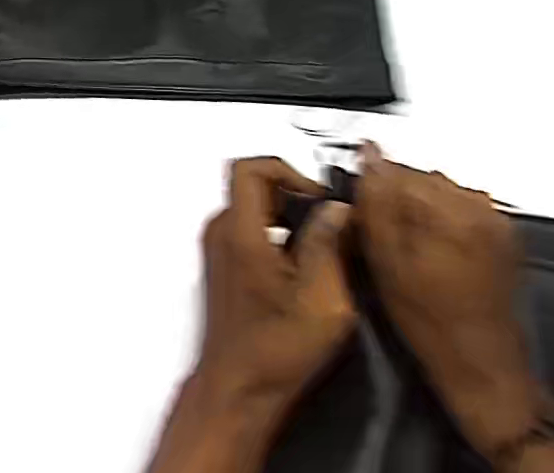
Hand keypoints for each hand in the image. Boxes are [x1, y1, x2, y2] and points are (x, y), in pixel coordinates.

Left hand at [196, 158, 355, 407]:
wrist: (237, 384)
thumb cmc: (276, 351)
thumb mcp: (322, 301)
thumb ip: (328, 246)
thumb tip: (337, 208)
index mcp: (242, 233)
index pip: (250, 168)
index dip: (287, 171)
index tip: (317, 197)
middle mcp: (221, 230)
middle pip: (253, 184)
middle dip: (293, 195)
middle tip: (326, 225)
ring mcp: (216, 243)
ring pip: (252, 205)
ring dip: (285, 215)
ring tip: (317, 249)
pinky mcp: (220, 258)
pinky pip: (247, 226)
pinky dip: (274, 232)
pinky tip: (299, 266)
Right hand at [356, 144, 542, 458]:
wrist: (481, 363)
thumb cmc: (424, 315)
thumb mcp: (383, 256)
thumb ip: (374, 198)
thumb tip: (368, 151)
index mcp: (446, 207)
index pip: (392, 169)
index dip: (371, 192)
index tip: (366, 221)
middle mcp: (477, 204)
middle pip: (416, 176)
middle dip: (396, 198)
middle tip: (386, 238)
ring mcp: (496, 218)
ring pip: (436, 190)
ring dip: (418, 207)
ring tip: (410, 246)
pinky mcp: (505, 233)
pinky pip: (458, 206)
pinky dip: (441, 218)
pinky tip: (434, 248)